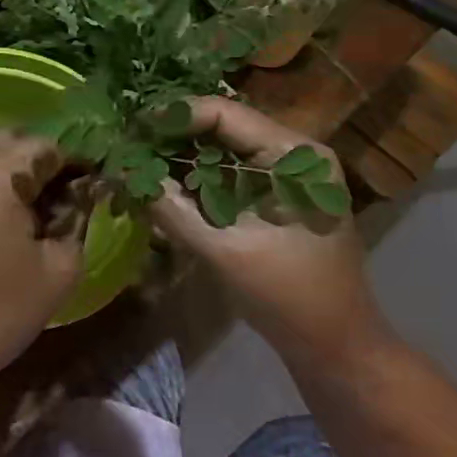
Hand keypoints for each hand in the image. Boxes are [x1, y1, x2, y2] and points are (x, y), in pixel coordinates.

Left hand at [0, 132, 86, 417]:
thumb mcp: (58, 270)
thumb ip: (78, 220)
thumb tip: (85, 195)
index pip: (46, 147)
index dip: (77, 162)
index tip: (97, 185)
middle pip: (14, 142)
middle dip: (45, 161)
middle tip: (69, 195)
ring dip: (17, 168)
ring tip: (40, 206)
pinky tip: (9, 212)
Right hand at [148, 97, 387, 367]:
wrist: (334, 343)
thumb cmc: (288, 296)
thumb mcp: (223, 250)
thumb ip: (171, 209)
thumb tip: (122, 172)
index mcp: (295, 156)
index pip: (224, 113)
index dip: (173, 117)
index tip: (131, 131)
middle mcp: (292, 152)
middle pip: (220, 124)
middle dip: (170, 135)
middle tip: (126, 147)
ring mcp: (284, 171)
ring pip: (218, 145)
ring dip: (177, 153)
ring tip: (135, 162)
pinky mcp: (272, 190)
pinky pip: (224, 169)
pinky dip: (192, 174)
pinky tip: (160, 183)